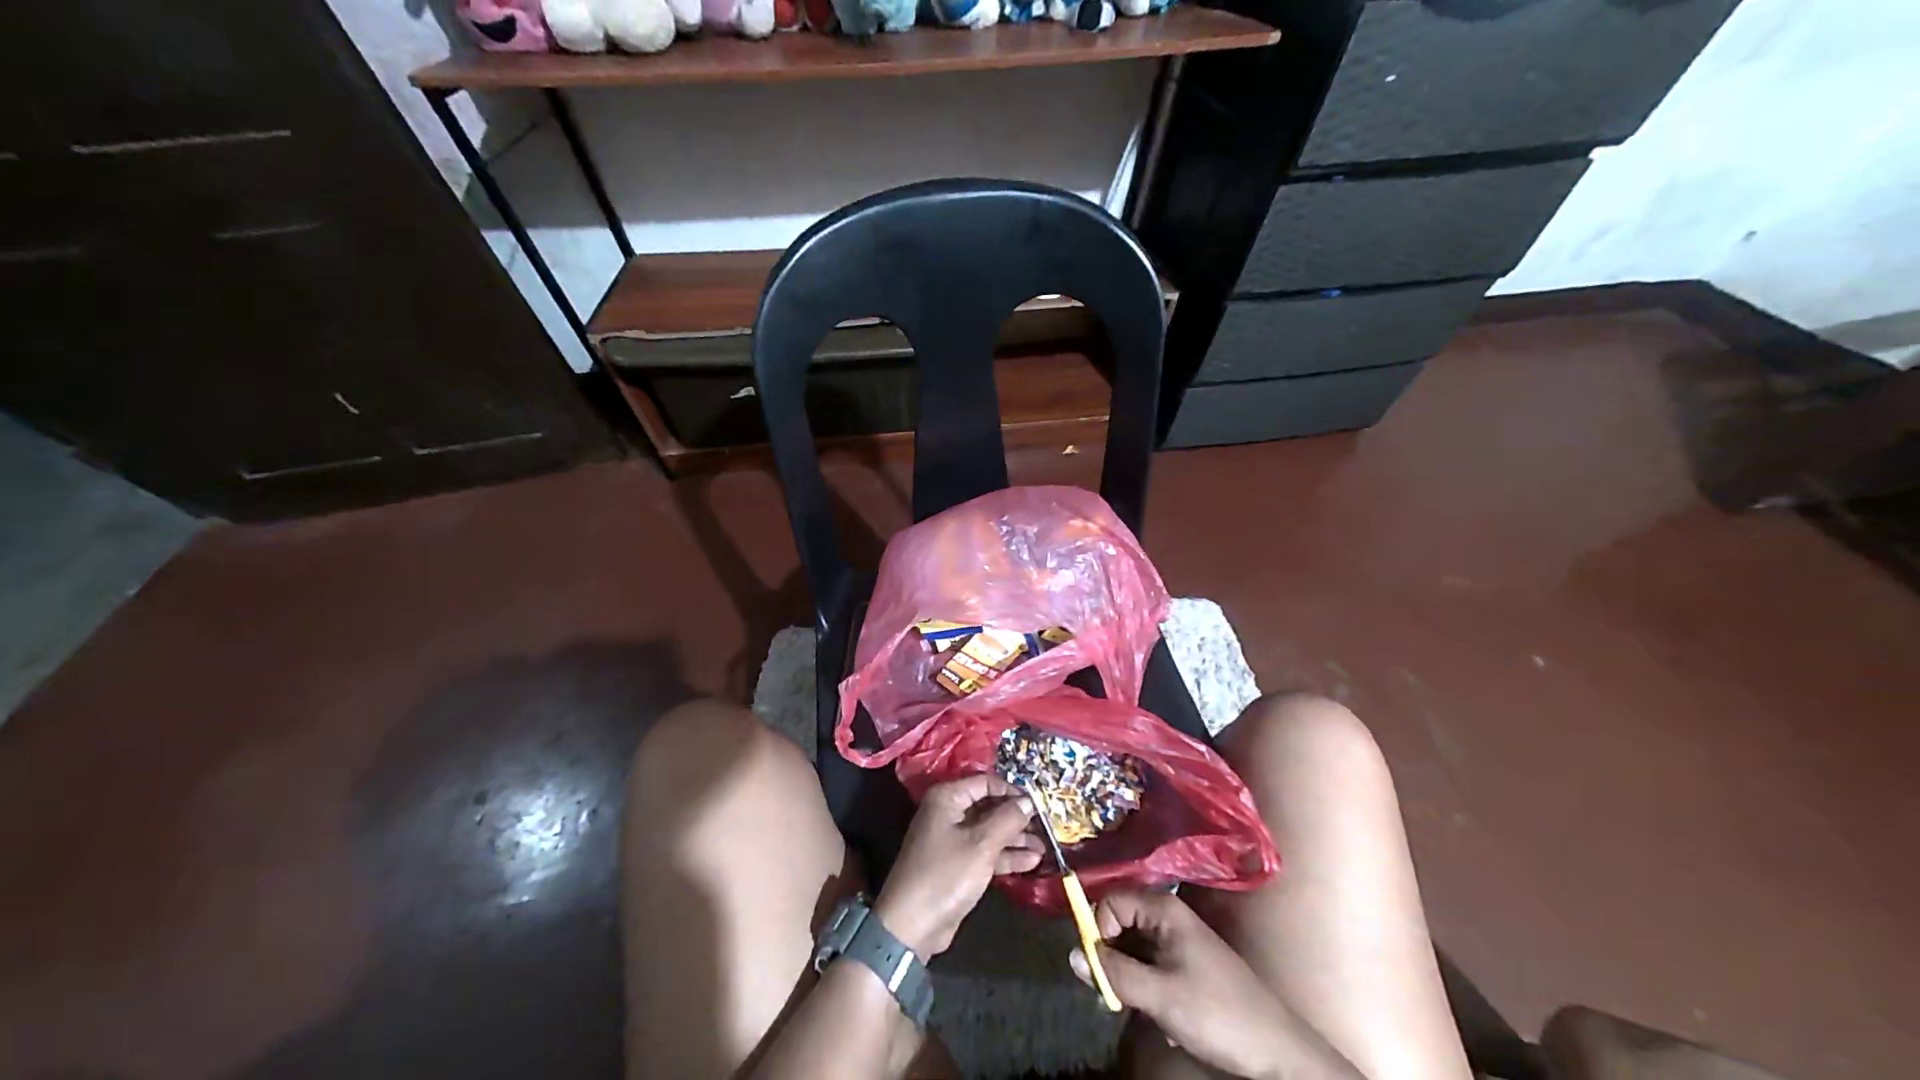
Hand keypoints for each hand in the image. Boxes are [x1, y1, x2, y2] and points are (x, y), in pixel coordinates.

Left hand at [871, 775, 1043, 957]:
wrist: (912, 925)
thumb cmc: (946, 875)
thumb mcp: (981, 844)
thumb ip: (1008, 819)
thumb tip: (1029, 801)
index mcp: (947, 798)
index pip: (986, 783)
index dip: (1012, 791)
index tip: (1039, 803)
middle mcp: (947, 813)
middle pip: (988, 806)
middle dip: (1017, 817)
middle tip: (1046, 825)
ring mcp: (952, 839)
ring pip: (989, 831)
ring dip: (1015, 838)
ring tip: (1044, 846)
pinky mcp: (957, 864)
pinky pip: (985, 852)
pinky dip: (1005, 855)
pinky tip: (1031, 861)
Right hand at [1070, 889, 1358, 1079]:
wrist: (1276, 1051)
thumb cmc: (1216, 1012)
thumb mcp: (1159, 995)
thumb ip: (1113, 973)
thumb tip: (1072, 954)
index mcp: (1165, 910)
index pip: (1111, 901)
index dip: (1098, 929)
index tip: (1099, 966)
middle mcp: (1170, 918)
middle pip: (1120, 924)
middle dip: (1111, 958)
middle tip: (1116, 993)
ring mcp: (1180, 943)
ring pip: (1133, 949)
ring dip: (1128, 979)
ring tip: (1141, 1008)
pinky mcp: (1187, 967)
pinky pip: (1150, 967)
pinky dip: (1146, 990)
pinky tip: (1162, 1020)